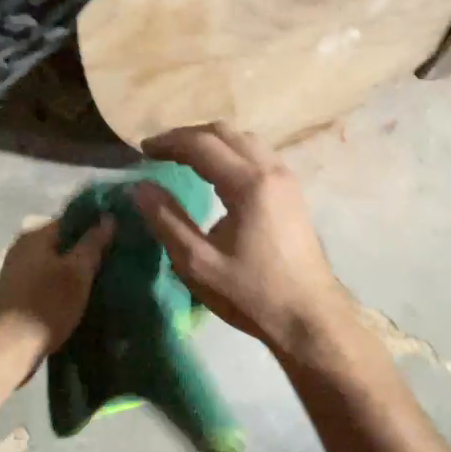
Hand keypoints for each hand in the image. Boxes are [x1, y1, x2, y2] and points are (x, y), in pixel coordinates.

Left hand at [0, 218, 115, 382]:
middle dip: (89, 250)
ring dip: (78, 270)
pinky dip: (65, 284)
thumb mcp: (76, 274)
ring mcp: (18, 271)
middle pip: (64, 241)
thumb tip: (108, 217)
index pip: (72, 219)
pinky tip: (82, 296)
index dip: (97, 225)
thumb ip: (92, 244)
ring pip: (56, 262)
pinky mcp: (18, 293)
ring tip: (106, 279)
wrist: (6, 350)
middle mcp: (23, 248)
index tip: (122, 236)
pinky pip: (48, 280)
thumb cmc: (45, 307)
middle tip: (118, 259)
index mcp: (35, 235)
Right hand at [133, 123, 349, 357]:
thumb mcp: (198, 263)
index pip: (202, 145)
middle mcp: (272, 171)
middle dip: (189, 136)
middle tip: (160, 151)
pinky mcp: (293, 194)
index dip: (168, 142)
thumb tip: (140, 187)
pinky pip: (258, 156)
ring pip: (245, 141)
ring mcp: (287, 181)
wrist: (310, 318)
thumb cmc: (252, 294)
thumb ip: (166, 220)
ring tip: (184, 158)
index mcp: (249, 184)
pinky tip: (216, 175)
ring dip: (212, 142)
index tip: (142, 150)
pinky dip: (231, 153)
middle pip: (225, 133)